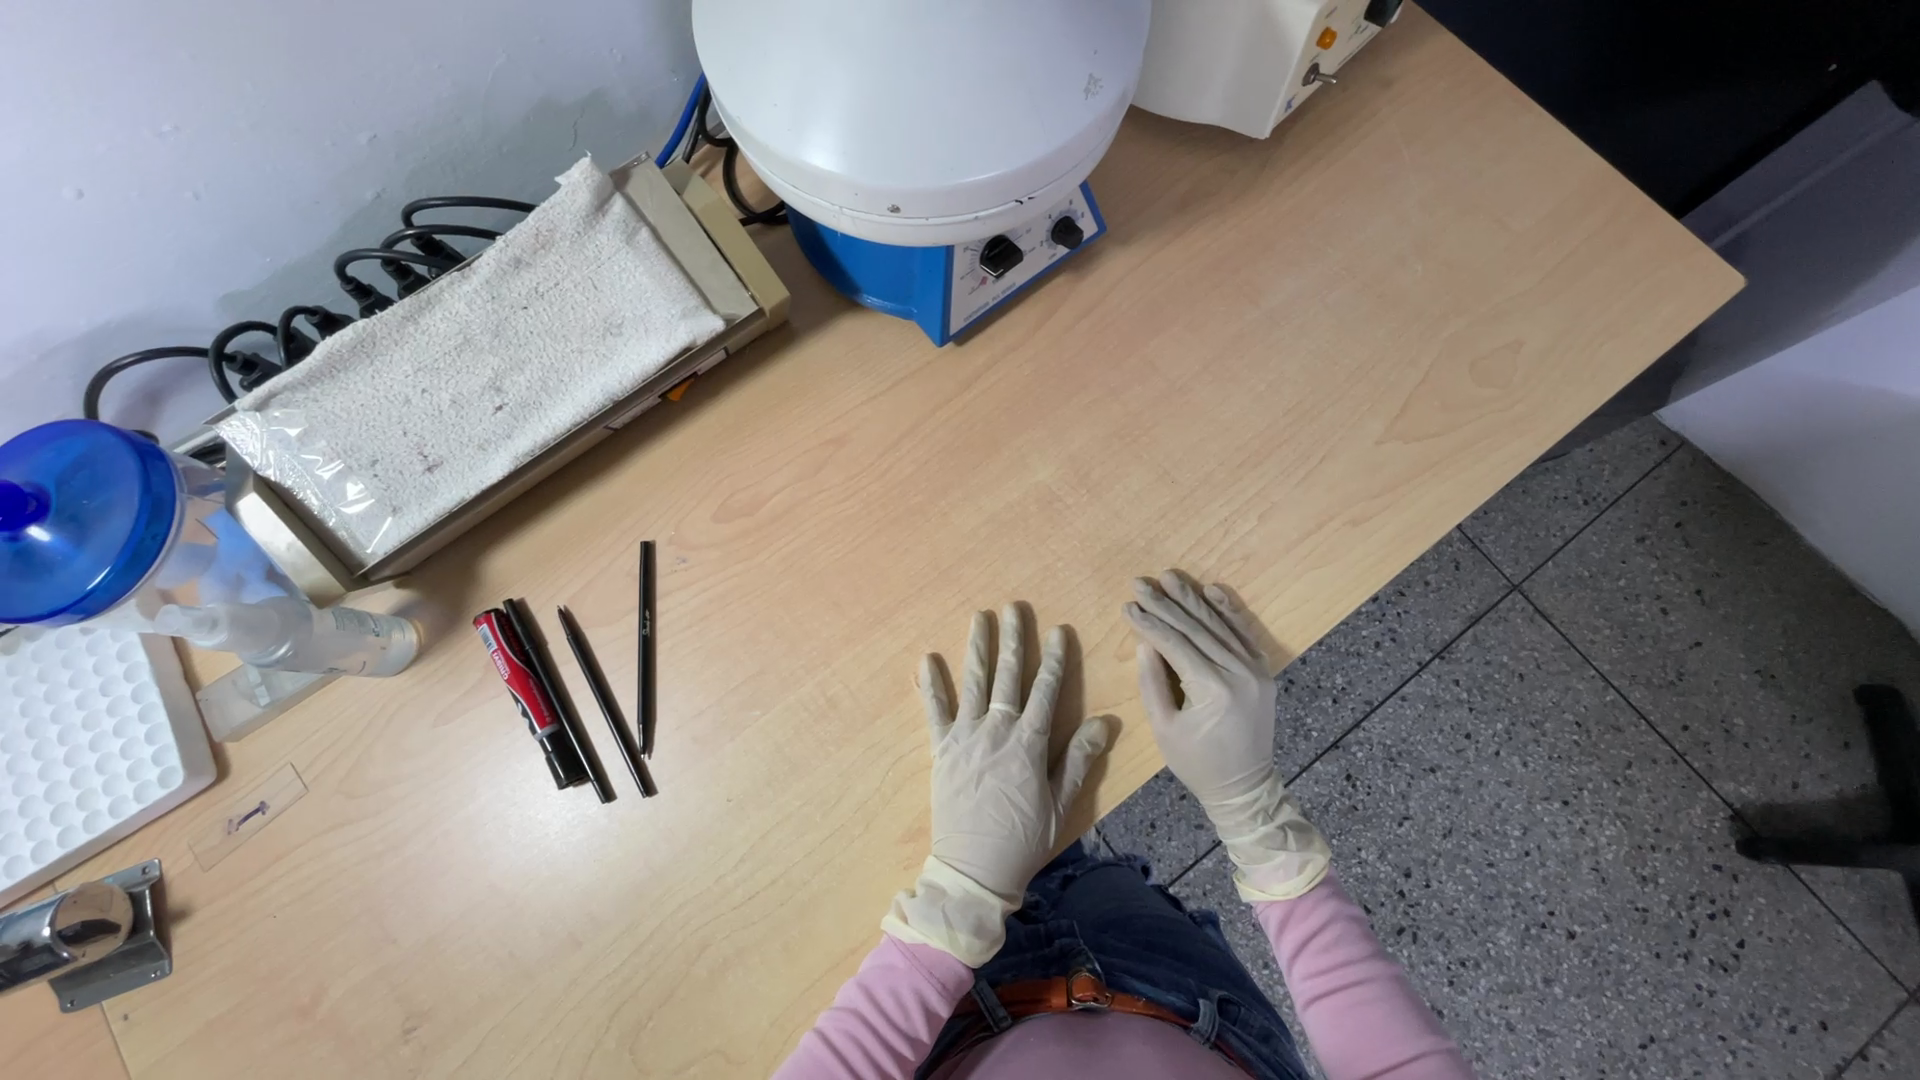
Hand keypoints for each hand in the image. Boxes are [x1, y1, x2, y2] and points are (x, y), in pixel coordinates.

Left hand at [881, 605, 1111, 966]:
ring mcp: (965, 738)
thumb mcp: (1061, 805)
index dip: (1054, 659)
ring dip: (977, 648)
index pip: (1046, 690)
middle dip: (1013, 639)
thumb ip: (1079, 760)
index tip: (1059, 631)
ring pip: (972, 684)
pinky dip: (931, 685)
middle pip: (1007, 676)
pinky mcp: (941, 750)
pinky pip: (934, 711)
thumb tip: (1106, 721)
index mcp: (1028, 744)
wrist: (974, 870)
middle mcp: (996, 732)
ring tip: (980, 617)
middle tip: (1014, 607)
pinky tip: (927, 659)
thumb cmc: (1023, 840)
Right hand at [1124, 571, 1328, 901]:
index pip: (1174, 644)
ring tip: (1169, 577)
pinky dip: (1229, 610)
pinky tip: (1211, 589)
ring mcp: (1256, 669)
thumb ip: (1153, 682)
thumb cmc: (1197, 762)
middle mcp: (1238, 672)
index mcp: (1212, 689)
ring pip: (1219, 625)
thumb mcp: (1164, 728)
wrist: (1245, 787)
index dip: (1149, 622)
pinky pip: (1245, 633)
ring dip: (1192, 599)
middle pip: (1196, 628)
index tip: (1128, 605)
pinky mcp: (1264, 670)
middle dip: (1166, 603)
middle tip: (1141, 581)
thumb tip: (1145, 641)